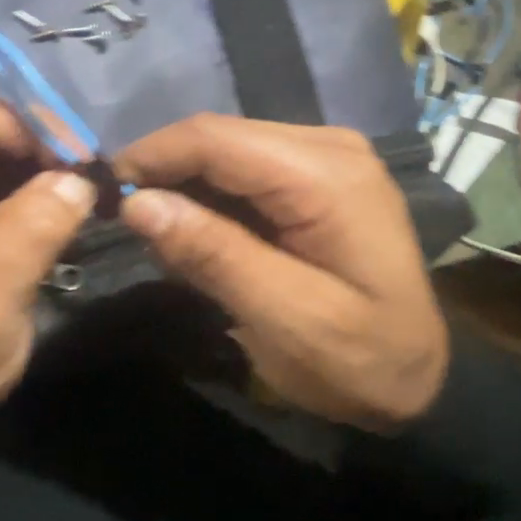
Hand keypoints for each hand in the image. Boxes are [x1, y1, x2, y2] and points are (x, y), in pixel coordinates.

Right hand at [113, 116, 448, 432]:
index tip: (99, 196)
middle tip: (125, 226)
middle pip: (216, 137)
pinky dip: (207, 200)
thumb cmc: (358, 361)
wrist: (422, 383)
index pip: (214, 138)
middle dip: (162, 174)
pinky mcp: (314, 176)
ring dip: (181, 188)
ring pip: (222, 151)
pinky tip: (198, 239)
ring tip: (162, 243)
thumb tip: (136, 203)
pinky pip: (241, 171)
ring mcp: (323, 157)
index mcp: (326, 175)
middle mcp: (326, 146)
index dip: (148, 157)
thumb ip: (213, 254)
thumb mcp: (285, 318)